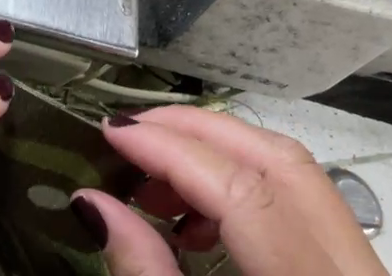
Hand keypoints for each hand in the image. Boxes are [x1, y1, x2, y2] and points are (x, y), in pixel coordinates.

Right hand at [70, 107, 388, 275]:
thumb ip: (145, 274)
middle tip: (129, 134)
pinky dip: (241, 188)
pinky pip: (301, 206)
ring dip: (217, 156)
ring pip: (295, 175)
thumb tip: (90, 200)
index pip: (245, 193)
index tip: (110, 131)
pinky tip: (195, 222)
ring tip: (154, 184)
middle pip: (281, 163)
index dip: (172, 151)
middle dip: (197, 131)